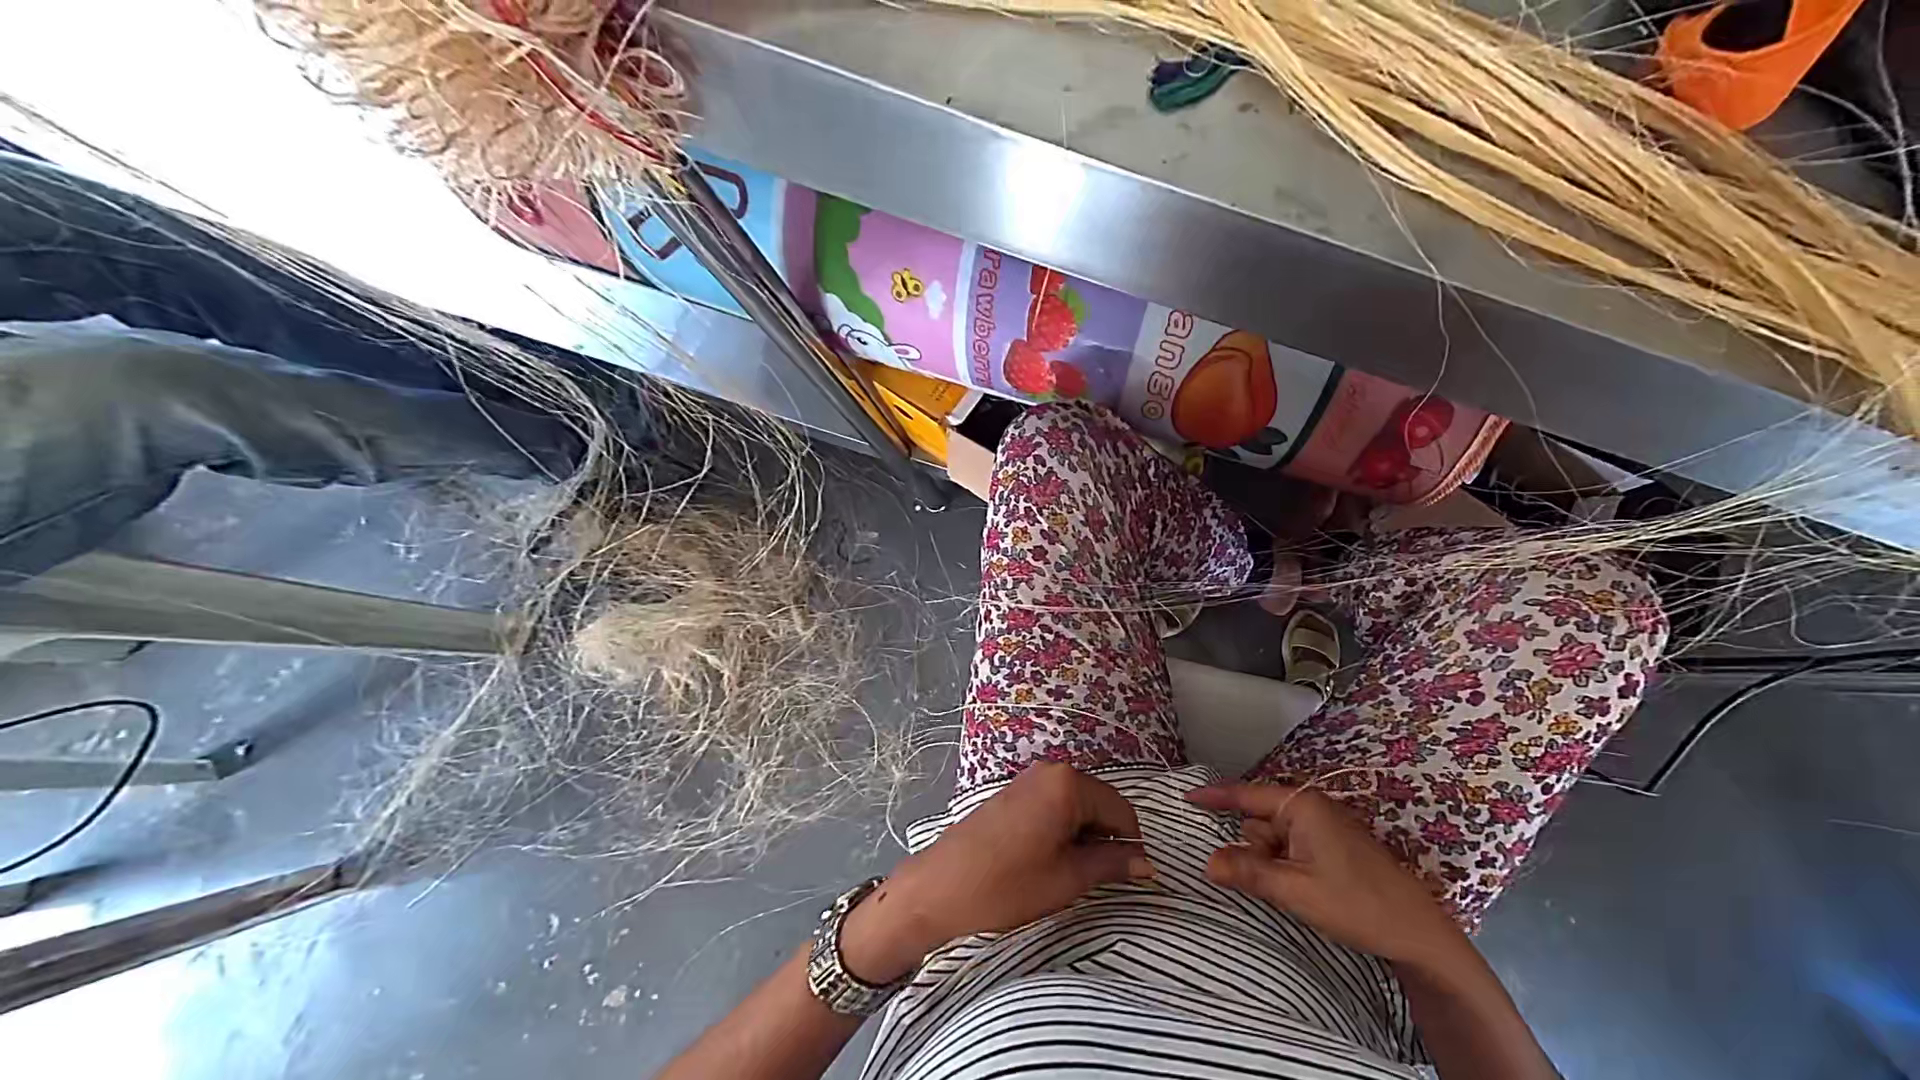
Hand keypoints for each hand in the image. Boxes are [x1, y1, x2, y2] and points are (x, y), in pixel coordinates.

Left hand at [840, 763, 1153, 981]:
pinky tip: (1049, 857)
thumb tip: (1146, 863)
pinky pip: (1054, 804)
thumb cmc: (1008, 884)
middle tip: (1098, 877)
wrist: (941, 885)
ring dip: (1084, 834)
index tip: (1132, 876)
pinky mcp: (1012, 791)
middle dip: (1106, 837)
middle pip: (1099, 802)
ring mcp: (1028, 778)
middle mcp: (1051, 769)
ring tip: (1069, 871)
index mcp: (1069, 783)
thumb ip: (1112, 863)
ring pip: (1077, 804)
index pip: (1122, 810)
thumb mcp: (1068, 878)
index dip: (1132, 845)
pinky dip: (1063, 828)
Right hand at [1186, 783, 1468, 971]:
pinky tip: (1302, 888)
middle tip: (1272, 880)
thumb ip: (1247, 872)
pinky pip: (1292, 846)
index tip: (1186, 797)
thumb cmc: (1357, 904)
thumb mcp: (1294, 890)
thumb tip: (1206, 863)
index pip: (1245, 794)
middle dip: (1254, 848)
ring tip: (1296, 890)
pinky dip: (1286, 864)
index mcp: (1301, 805)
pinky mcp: (1334, 845)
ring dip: (1271, 861)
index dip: (1214, 797)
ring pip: (1274, 837)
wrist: (1420, 935)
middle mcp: (1311, 807)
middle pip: (1258, 820)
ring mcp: (1325, 825)